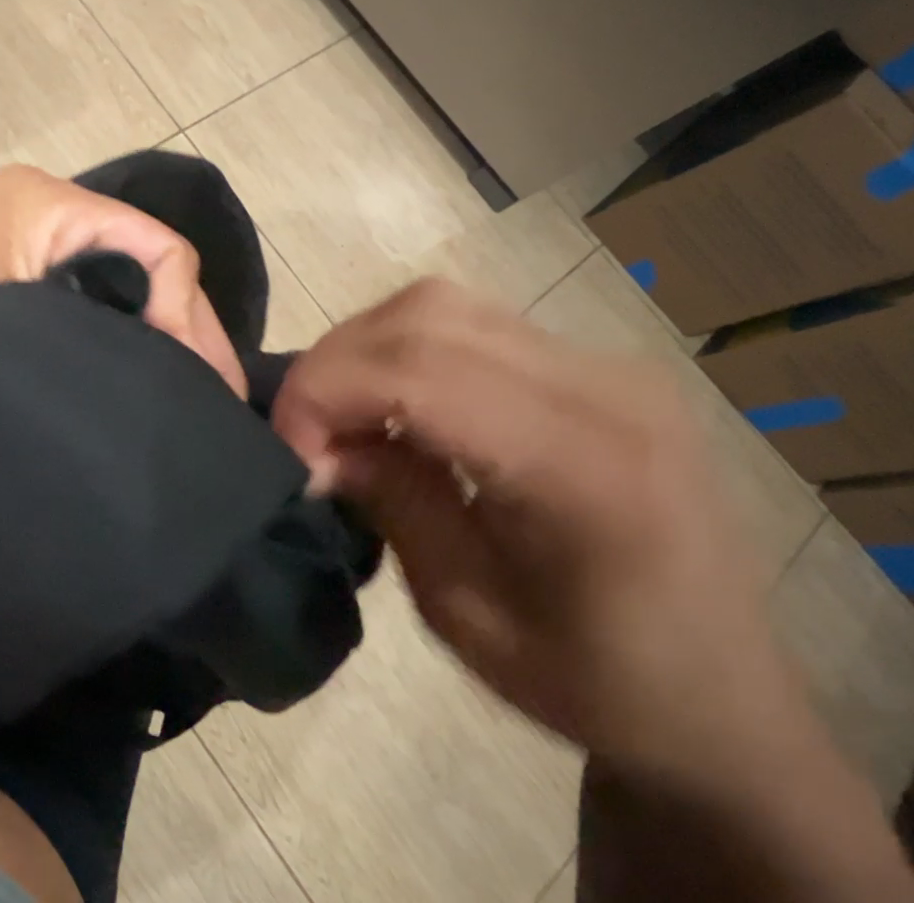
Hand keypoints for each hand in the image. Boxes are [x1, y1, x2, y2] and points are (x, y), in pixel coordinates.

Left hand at [0, 165, 245, 482]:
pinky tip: (104, 430)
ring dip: (133, 372)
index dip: (199, 332)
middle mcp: (22, 227)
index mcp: (35, 207)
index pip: (161, 257)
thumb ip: (101, 343)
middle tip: (200, 434)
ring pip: (101, 317)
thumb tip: (179, 389)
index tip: (211, 412)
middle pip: (137, 284)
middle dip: (174, 353)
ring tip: (163, 441)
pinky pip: (60, 342)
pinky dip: (90, 380)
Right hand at [271, 278, 806, 783]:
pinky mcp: (597, 369)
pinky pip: (470, 325)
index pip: (416, 372)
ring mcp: (609, 369)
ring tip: (338, 423)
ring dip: (363, 353)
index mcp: (581, 467)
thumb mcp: (464, 612)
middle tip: (301, 440)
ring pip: (441, 306)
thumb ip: (393, 503)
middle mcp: (604, 391)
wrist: (715, 696)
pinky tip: (391, 411)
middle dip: (331, 368)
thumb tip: (316, 446)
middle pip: (424, 317)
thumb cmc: (586, 679)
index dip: (322, 396)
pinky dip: (402, 353)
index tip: (287, 458)